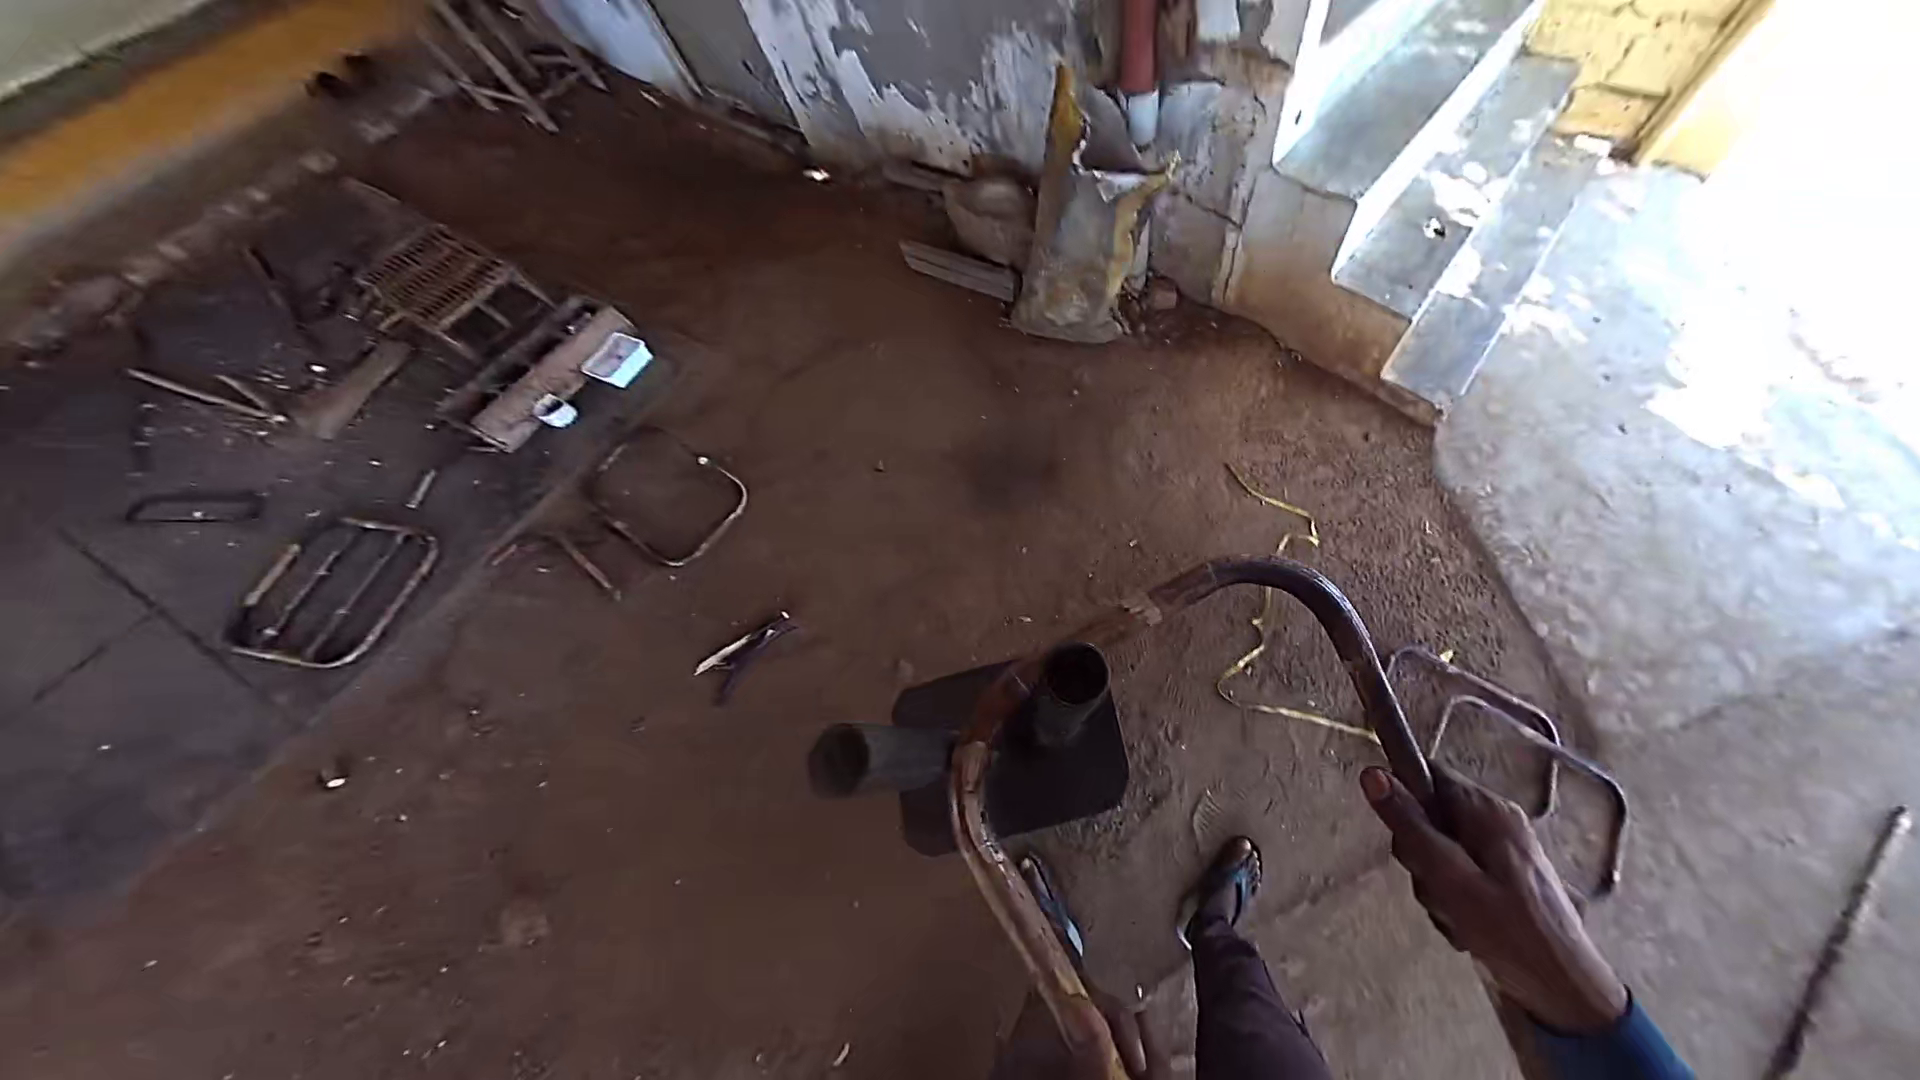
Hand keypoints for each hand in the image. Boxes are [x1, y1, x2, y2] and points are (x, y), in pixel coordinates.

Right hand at [1360, 765, 1629, 1033]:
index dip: (1400, 794)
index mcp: (1488, 811)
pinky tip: (1462, 921)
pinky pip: (1452, 869)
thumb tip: (1370, 773)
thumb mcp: (1449, 876)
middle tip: (1432, 882)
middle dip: (1416, 851)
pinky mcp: (1499, 876)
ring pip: (1434, 846)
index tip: (1398, 830)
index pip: (1425, 773)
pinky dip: (1447, 893)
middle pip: (1425, 812)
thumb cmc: (1510, 932)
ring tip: (1452, 911)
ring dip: (1430, 879)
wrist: (1568, 999)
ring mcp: (1499, 850)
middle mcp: (1495, 821)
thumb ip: (1409, 824)